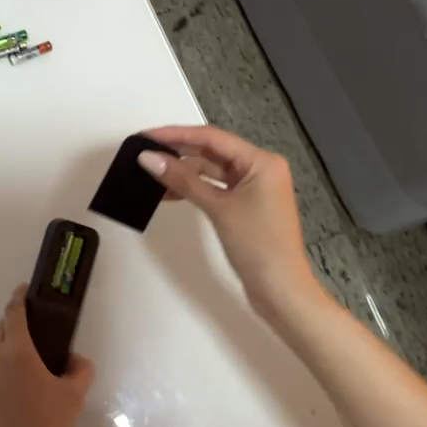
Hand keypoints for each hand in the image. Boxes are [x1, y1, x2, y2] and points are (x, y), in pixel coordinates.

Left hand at [0, 285, 94, 426]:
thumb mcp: (73, 397)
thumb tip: (76, 361)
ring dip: (0, 340)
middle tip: (32, 326)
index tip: (26, 290)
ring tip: (23, 353)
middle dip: (11, 320)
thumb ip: (79, 371)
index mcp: (16, 350)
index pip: (13, 311)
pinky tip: (15, 380)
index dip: (19, 297)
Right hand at [139, 125, 322, 319]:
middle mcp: (259, 168)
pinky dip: (194, 189)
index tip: (145, 136)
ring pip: (212, 171)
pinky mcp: (246, 207)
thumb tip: (148, 158)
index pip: (212, 137)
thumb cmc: (257, 244)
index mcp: (261, 161)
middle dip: (178, 151)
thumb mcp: (218, 208)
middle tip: (144, 152)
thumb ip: (183, 180)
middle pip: (212, 151)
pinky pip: (215, 189)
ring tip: (150, 172)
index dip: (176, 134)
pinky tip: (168, 193)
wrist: (281, 292)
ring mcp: (253, 189)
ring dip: (183, 172)